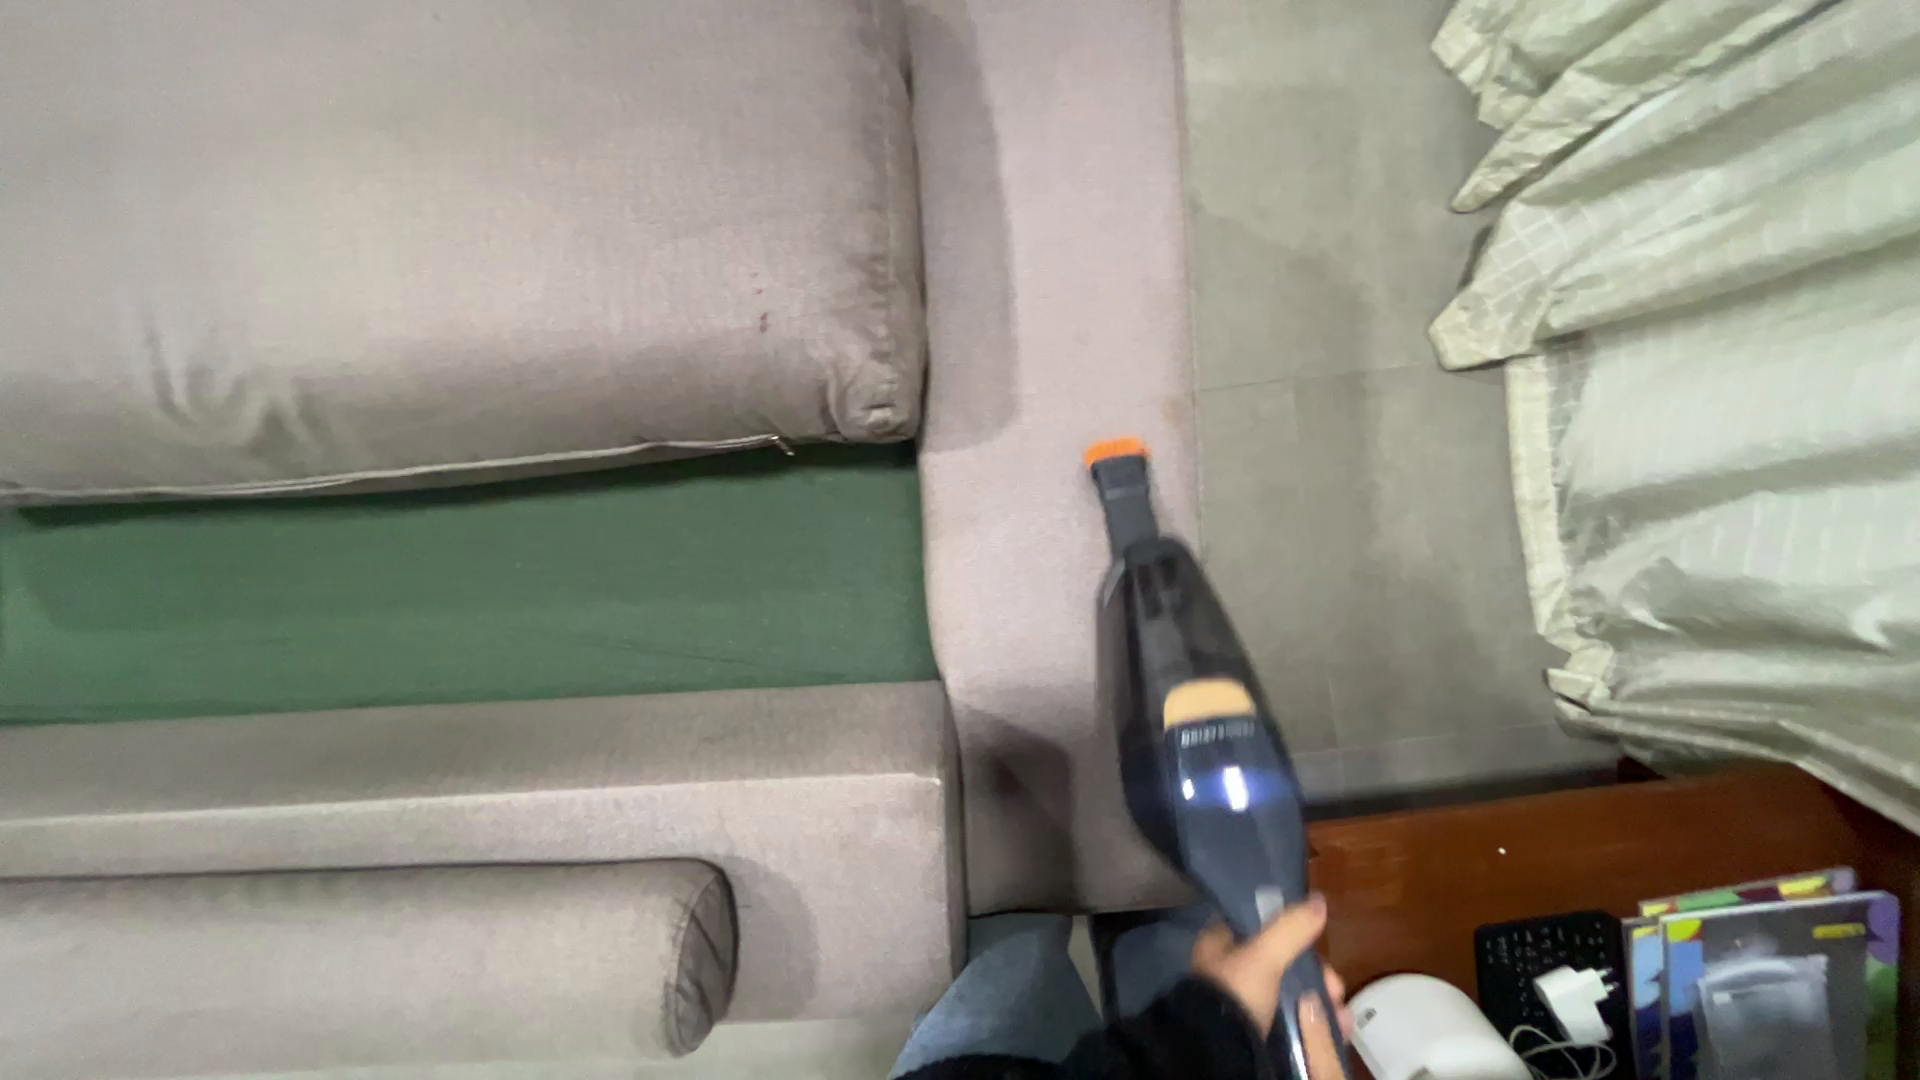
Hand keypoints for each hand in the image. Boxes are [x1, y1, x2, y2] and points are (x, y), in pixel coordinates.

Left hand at [1190, 894, 1353, 1079]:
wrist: (1224, 1053)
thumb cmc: (1234, 992)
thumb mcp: (1263, 954)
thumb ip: (1290, 928)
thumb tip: (1319, 900)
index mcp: (1219, 942)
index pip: (1259, 925)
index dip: (1291, 930)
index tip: (1318, 943)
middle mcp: (1231, 969)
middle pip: (1283, 962)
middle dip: (1316, 975)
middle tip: (1335, 987)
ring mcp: (1247, 1002)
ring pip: (1292, 993)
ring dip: (1321, 1000)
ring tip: (1341, 1014)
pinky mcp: (1261, 1030)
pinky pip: (1295, 1020)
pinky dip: (1315, 1022)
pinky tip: (1337, 1028)